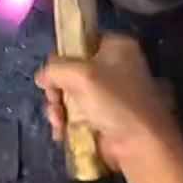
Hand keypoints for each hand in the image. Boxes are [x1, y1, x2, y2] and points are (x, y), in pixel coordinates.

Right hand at [34, 33, 182, 170]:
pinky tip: (61, 132)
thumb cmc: (114, 101)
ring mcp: (107, 93)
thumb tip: (42, 77)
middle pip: (71, 68)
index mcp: (117, 47)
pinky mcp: (102, 115)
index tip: (52, 72)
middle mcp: (113, 66)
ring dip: (58, 107)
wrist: (140, 143)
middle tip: (54, 100)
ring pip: (69, 92)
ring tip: (58, 121)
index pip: (81, 39)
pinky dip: (65, 121)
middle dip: (57, 88)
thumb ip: (55, 69)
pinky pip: (75, 112)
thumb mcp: (81, 75)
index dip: (63, 54)